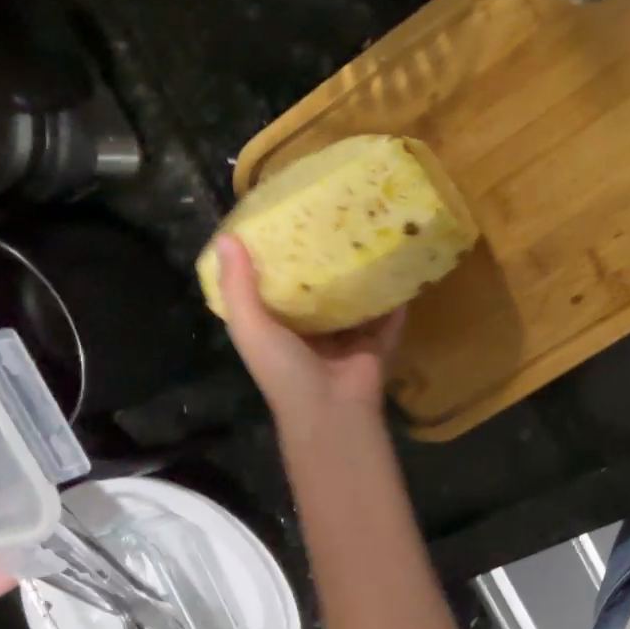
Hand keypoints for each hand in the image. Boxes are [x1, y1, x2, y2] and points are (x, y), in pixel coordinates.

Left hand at [212, 235, 405, 439]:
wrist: (332, 408)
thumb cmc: (284, 368)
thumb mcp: (250, 327)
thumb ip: (238, 286)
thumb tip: (227, 238)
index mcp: (276, 327)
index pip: (272, 287)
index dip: (273, 258)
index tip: (280, 223)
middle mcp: (311, 330)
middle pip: (316, 290)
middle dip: (321, 262)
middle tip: (330, 220)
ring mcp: (347, 336)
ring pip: (354, 300)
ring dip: (359, 276)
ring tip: (367, 237)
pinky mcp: (378, 341)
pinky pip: (389, 315)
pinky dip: (395, 296)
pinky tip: (402, 267)